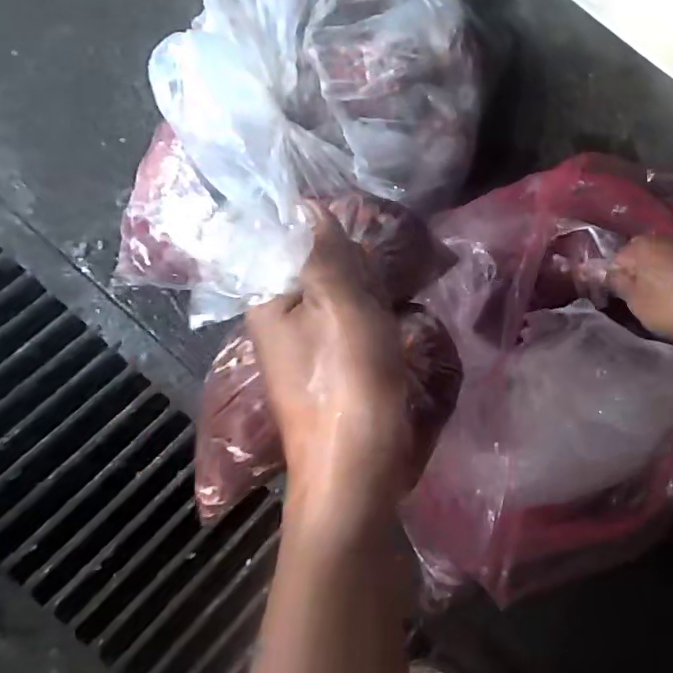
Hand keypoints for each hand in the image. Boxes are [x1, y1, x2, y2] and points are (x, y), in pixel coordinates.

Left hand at [246, 207, 409, 526]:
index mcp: (269, 304)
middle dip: (351, 254)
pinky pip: (353, 322)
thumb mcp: (341, 310)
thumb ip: (325, 258)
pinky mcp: (337, 367)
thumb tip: (305, 205)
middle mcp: (281, 322)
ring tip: (403, 265)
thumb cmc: (348, 383)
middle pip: (314, 269)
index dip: (322, 225)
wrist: (358, 466)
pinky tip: (399, 306)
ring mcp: (310, 347)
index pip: (285, 244)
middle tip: (393, 240)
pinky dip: (375, 309)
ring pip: (338, 296)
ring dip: (368, 282)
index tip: (364, 212)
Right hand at [607, 235, 672, 342]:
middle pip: (637, 260)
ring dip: (653, 281)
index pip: (615, 260)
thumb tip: (607, 272)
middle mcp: (661, 240)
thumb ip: (617, 283)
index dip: (612, 281)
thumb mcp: (635, 301)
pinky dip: (671, 283)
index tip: (617, 301)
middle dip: (634, 278)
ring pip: (657, 264)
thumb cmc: (671, 306)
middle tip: (636, 304)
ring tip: (656, 305)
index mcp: (641, 246)